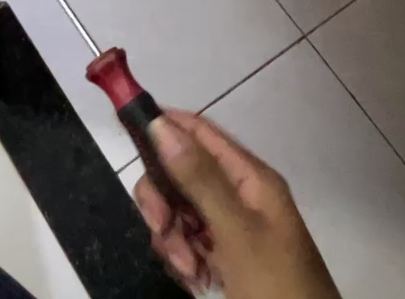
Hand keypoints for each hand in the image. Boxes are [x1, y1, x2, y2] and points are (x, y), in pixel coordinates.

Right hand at [135, 112, 339, 297]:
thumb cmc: (277, 288)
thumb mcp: (236, 233)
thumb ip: (198, 178)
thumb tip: (159, 122)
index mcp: (250, 178)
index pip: (198, 131)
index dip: (164, 125)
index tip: (127, 133)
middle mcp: (239, 195)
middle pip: (180, 173)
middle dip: (163, 199)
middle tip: (160, 227)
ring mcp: (230, 227)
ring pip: (178, 209)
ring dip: (172, 236)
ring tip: (187, 269)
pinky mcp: (223, 257)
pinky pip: (185, 240)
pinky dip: (181, 257)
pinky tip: (193, 279)